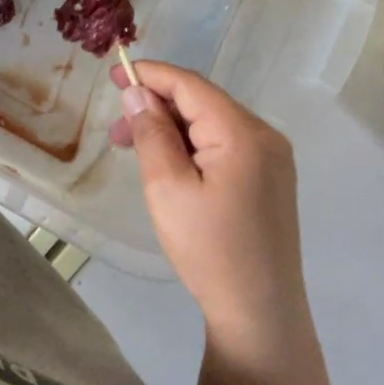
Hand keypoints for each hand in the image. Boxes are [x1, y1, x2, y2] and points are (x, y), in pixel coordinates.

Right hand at [111, 62, 310, 344]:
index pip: (190, 86)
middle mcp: (265, 137)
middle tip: (115, 130)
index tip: (113, 74)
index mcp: (242, 134)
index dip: (150, 74)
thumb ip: (151, 133)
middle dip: (155, 105)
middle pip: (202, 101)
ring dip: (169, 127)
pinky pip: (223, 144)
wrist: (259, 310)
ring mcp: (271, 160)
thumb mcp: (167, 186)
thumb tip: (138, 92)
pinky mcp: (268, 180)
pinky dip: (189, 144)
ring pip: (210, 123)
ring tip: (133, 149)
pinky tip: (166, 163)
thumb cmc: (208, 247)